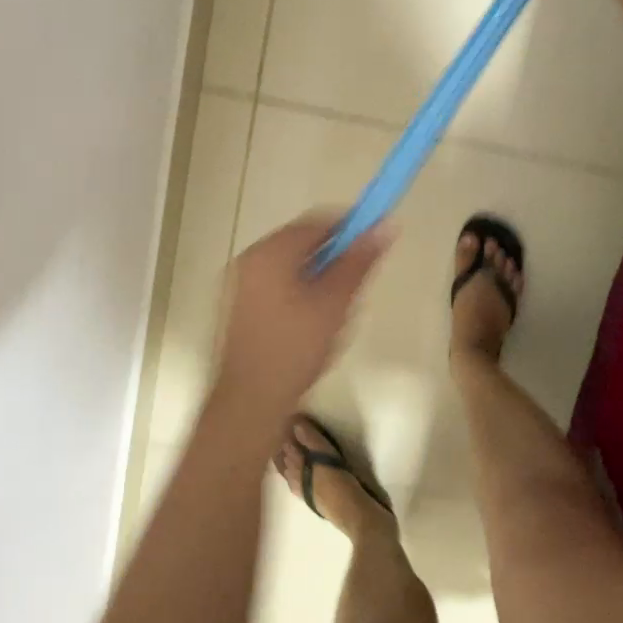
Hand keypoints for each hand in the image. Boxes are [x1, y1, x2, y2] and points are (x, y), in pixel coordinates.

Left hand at [214, 213, 391, 413]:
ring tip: (333, 311)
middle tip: (354, 288)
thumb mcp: (336, 302)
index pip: (319, 222)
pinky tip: (309, 324)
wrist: (251, 400)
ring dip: (316, 277)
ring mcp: (238, 283)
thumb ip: (360, 261)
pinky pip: (275, 284)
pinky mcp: (236, 306)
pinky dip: (297, 292)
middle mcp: (249, 259)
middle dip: (333, 258)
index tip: (374, 247)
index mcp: (270, 252)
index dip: (351, 229)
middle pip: (302, 242)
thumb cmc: (297, 348)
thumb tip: (386, 226)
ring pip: (290, 265)